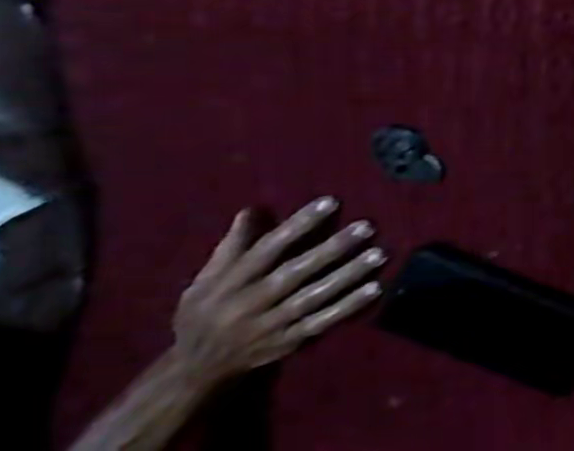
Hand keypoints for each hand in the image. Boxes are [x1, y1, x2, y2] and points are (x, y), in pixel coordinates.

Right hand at [168, 198, 386, 388]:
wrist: (194, 372)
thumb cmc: (206, 313)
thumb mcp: (205, 282)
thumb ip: (232, 246)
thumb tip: (251, 208)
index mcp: (226, 286)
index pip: (266, 250)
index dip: (298, 225)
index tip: (331, 201)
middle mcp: (247, 306)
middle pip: (293, 274)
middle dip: (331, 250)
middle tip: (367, 226)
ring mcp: (268, 327)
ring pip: (312, 298)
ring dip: (348, 276)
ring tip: (379, 254)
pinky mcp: (285, 344)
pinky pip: (320, 323)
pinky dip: (347, 307)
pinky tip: (375, 289)